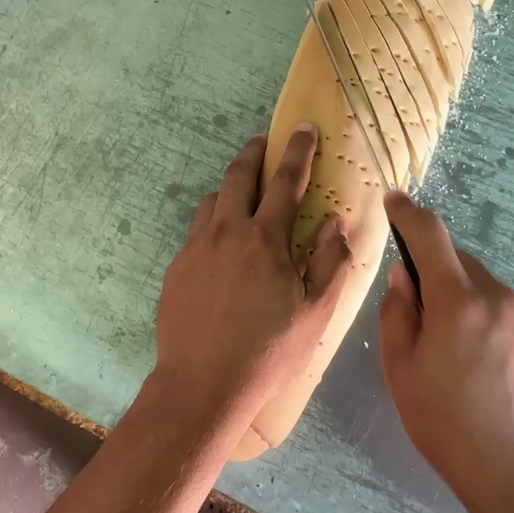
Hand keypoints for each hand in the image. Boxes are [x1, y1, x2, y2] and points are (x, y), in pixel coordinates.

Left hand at [154, 124, 353, 420]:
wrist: (202, 384)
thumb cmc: (268, 351)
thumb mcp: (315, 313)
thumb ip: (330, 262)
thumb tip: (336, 223)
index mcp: (264, 239)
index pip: (285, 181)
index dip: (297, 151)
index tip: (303, 128)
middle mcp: (226, 232)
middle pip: (238, 177)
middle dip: (255, 153)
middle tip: (265, 141)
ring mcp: (195, 248)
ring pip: (211, 201)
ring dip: (230, 188)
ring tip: (243, 193)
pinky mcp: (177, 268)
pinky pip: (196, 231)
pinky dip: (213, 222)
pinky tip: (221, 245)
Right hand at [379, 193, 513, 512]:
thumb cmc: (450, 428)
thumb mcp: (402, 375)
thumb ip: (398, 315)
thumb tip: (404, 278)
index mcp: (458, 301)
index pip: (430, 235)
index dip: (408, 213)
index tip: (395, 201)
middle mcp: (499, 297)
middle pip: (460, 265)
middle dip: (437, 278)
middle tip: (423, 323)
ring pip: (486, 293)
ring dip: (466, 306)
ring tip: (459, 360)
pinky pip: (509, 316)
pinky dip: (491, 326)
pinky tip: (489, 373)